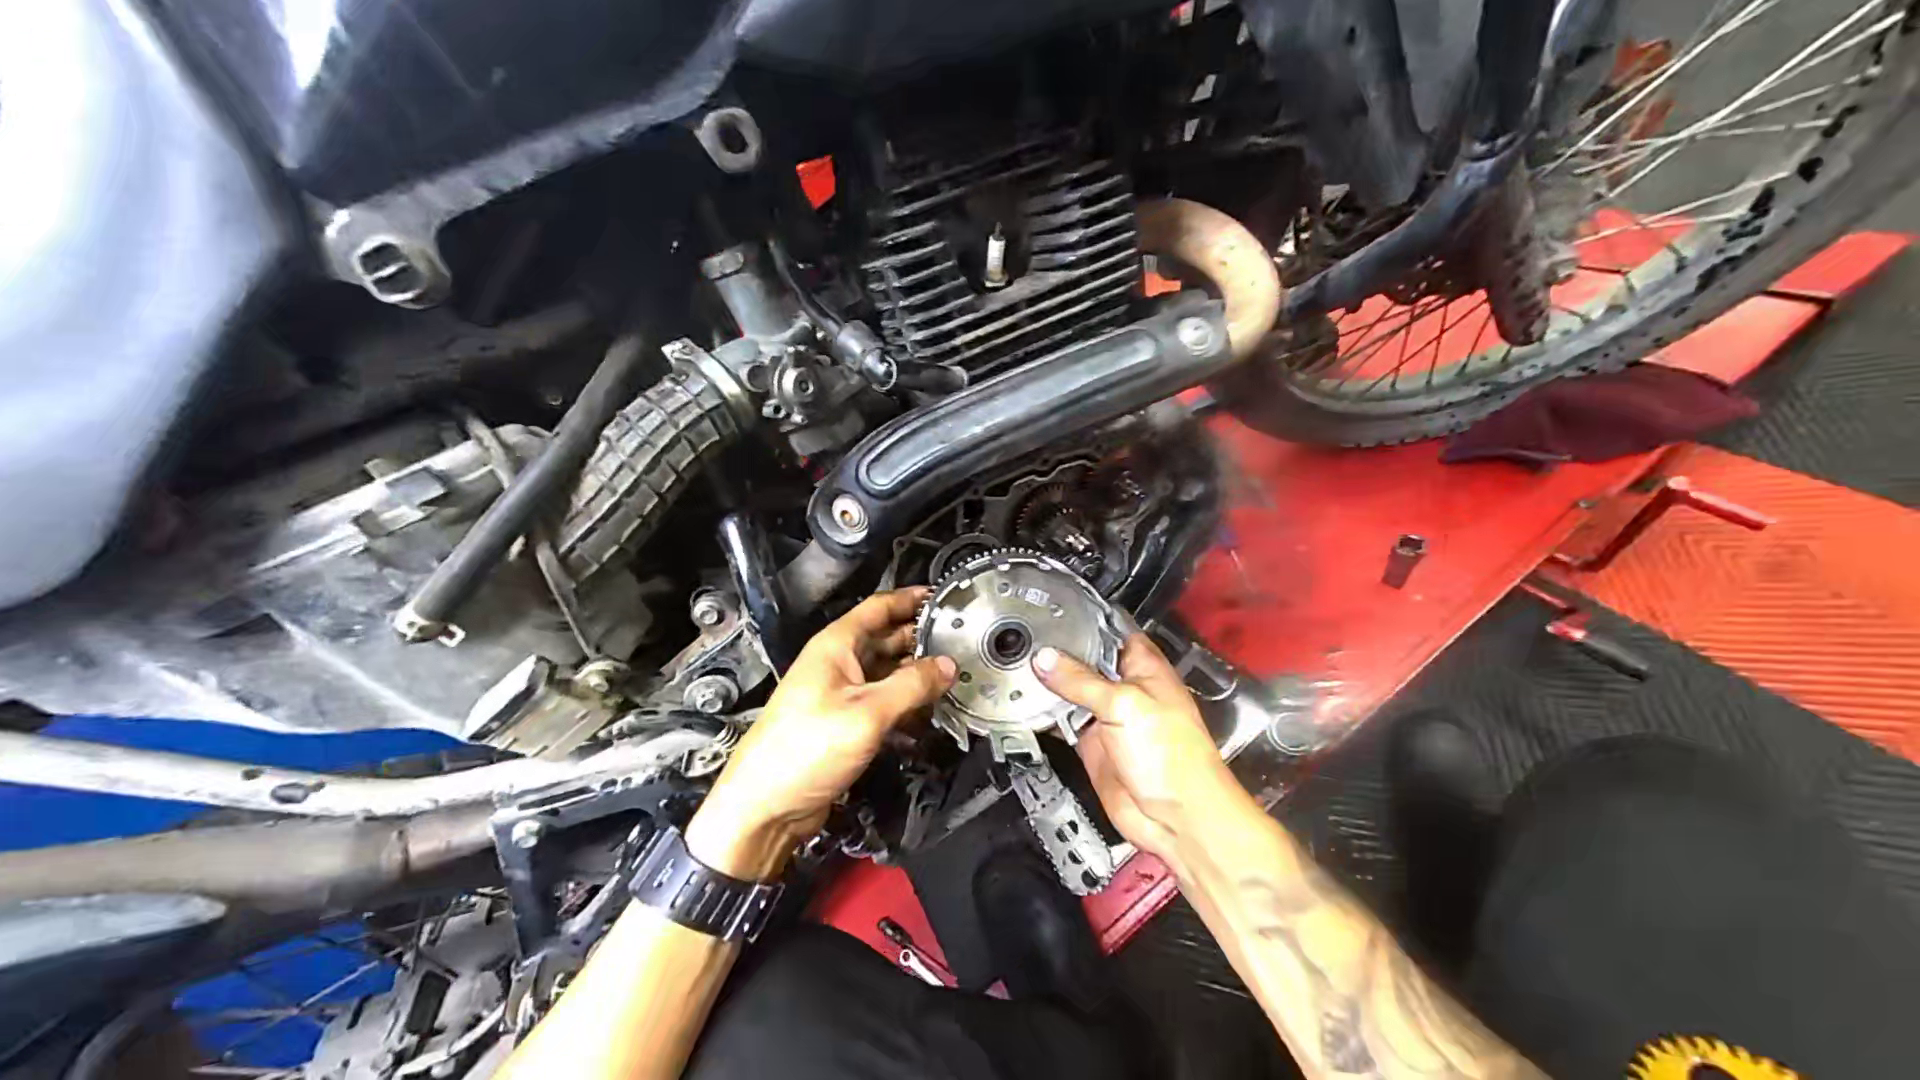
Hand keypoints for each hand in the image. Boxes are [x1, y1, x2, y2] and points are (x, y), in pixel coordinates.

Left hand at [685, 588, 955, 880]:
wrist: (767, 807)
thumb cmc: (799, 751)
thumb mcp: (867, 712)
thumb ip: (912, 686)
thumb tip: (946, 667)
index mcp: (836, 646)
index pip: (878, 607)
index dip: (909, 599)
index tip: (939, 596)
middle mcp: (838, 666)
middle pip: (887, 641)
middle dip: (921, 641)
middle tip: (956, 644)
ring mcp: (842, 695)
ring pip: (888, 675)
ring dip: (917, 678)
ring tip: (950, 681)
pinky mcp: (846, 724)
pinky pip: (884, 706)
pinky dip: (906, 708)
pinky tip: (927, 719)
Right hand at [1033, 634, 1246, 866]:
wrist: (1176, 817)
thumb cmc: (1176, 758)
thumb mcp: (1125, 705)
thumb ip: (1081, 680)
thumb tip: (1047, 660)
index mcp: (1144, 669)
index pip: (1113, 631)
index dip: (1088, 620)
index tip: (1058, 612)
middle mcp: (1125, 690)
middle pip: (1087, 662)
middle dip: (1062, 653)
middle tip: (1030, 639)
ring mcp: (1108, 717)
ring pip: (1072, 692)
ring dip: (1051, 685)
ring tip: (1021, 667)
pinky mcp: (1092, 745)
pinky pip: (1063, 724)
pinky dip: (1046, 716)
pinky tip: (1029, 705)